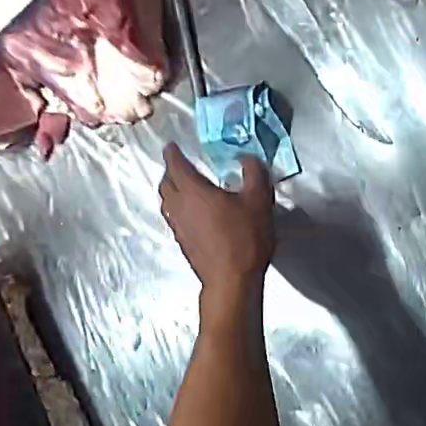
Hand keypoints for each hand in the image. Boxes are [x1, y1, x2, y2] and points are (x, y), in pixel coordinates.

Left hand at [159, 144, 274, 310]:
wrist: (231, 279)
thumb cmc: (245, 238)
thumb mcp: (259, 202)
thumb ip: (255, 175)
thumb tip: (249, 159)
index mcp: (193, 190)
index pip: (175, 164)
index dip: (173, 153)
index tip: (172, 146)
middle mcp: (178, 205)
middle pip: (166, 182)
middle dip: (171, 171)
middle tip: (181, 167)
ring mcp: (178, 225)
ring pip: (167, 201)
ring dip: (173, 191)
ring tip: (185, 189)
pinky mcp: (183, 241)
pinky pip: (175, 217)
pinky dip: (180, 209)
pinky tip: (195, 215)